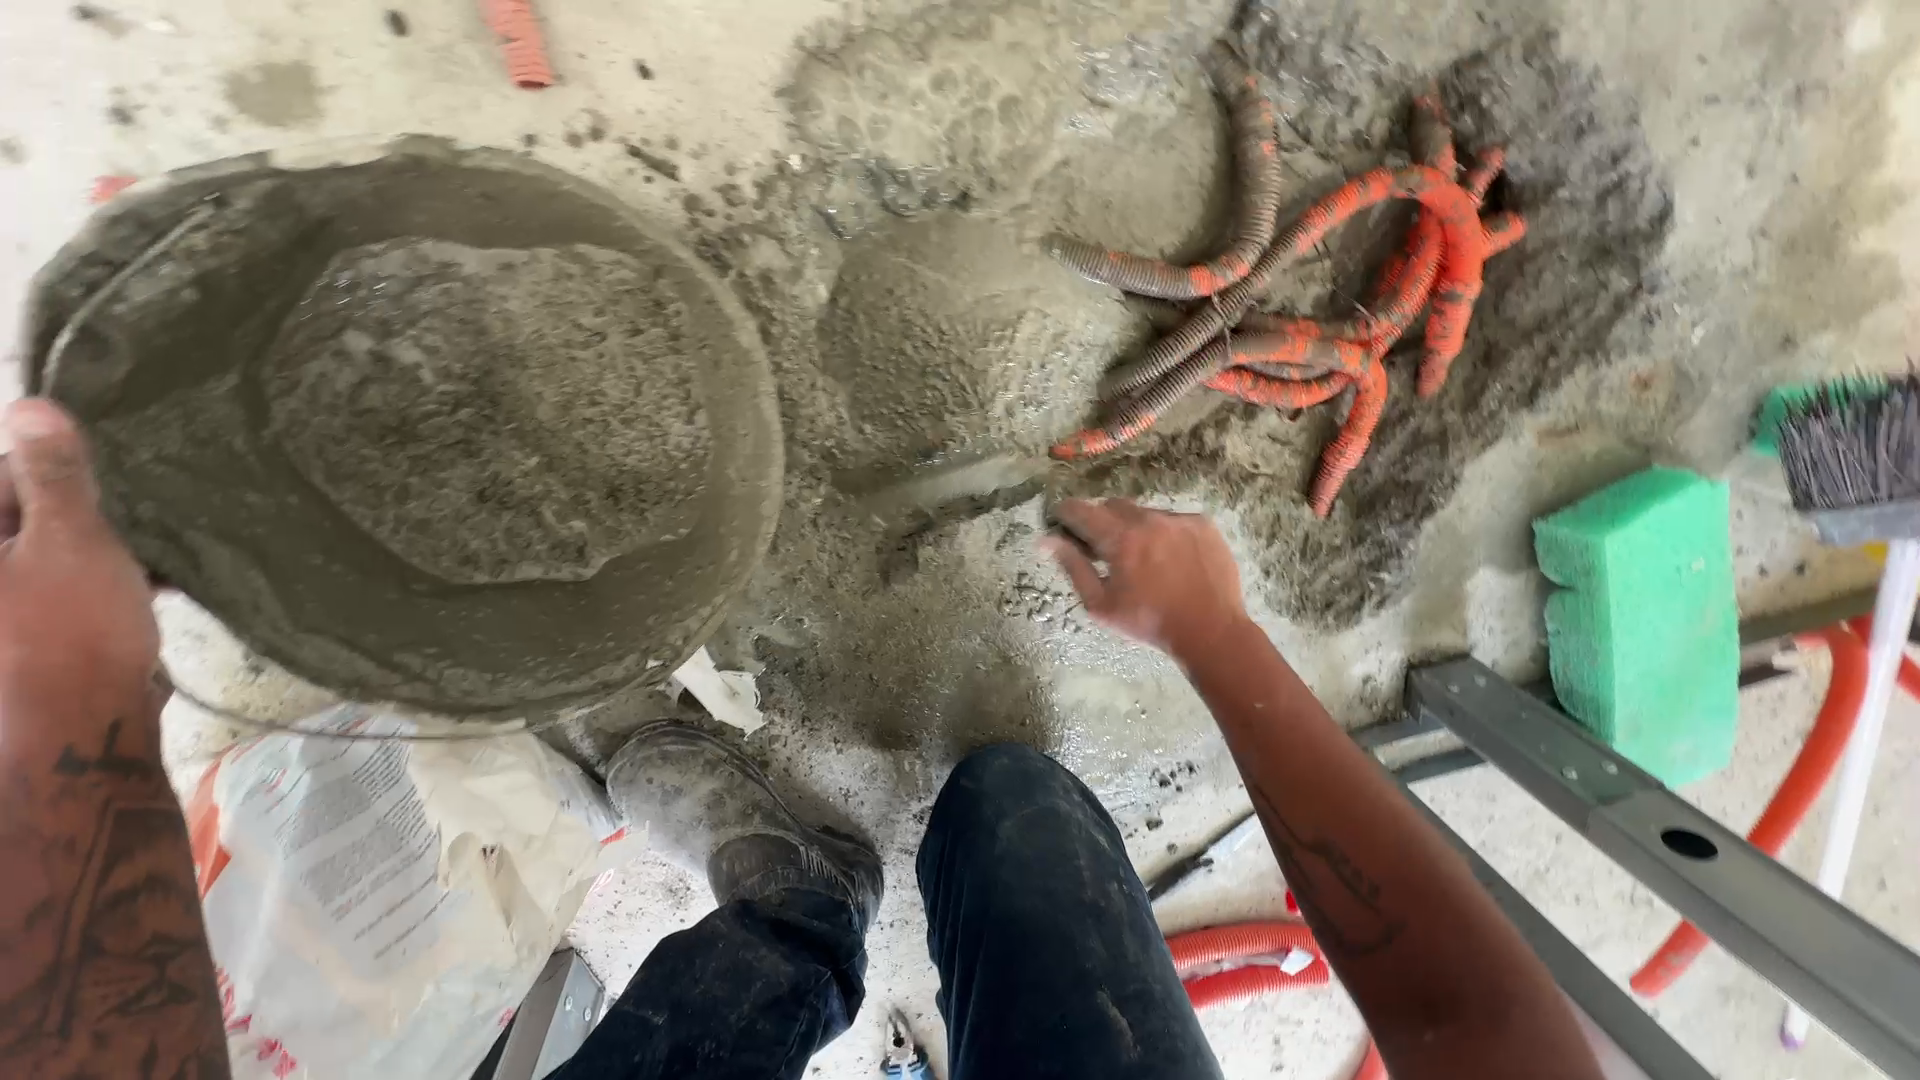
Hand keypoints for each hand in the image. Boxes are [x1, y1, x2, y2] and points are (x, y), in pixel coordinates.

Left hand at [0, 399, 158, 721]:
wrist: (75, 724)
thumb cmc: (67, 627)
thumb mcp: (73, 542)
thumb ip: (54, 478)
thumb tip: (31, 405)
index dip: (48, 474)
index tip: (108, 487)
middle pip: (14, 518)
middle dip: (74, 516)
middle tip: (132, 526)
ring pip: (35, 554)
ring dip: (88, 550)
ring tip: (144, 560)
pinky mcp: (16, 635)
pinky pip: (47, 589)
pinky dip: (87, 582)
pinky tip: (136, 589)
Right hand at [1042, 497, 1252, 659]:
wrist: (1211, 631)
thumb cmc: (1149, 622)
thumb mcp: (1100, 604)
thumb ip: (1073, 567)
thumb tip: (1047, 541)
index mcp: (1121, 539)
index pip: (1081, 510)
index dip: (1066, 513)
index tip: (1061, 520)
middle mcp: (1150, 520)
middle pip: (1113, 505)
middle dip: (1102, 521)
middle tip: (1104, 547)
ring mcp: (1180, 519)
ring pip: (1144, 512)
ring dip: (1135, 527)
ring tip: (1143, 558)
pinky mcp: (1203, 524)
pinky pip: (1173, 519)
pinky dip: (1164, 533)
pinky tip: (1170, 559)